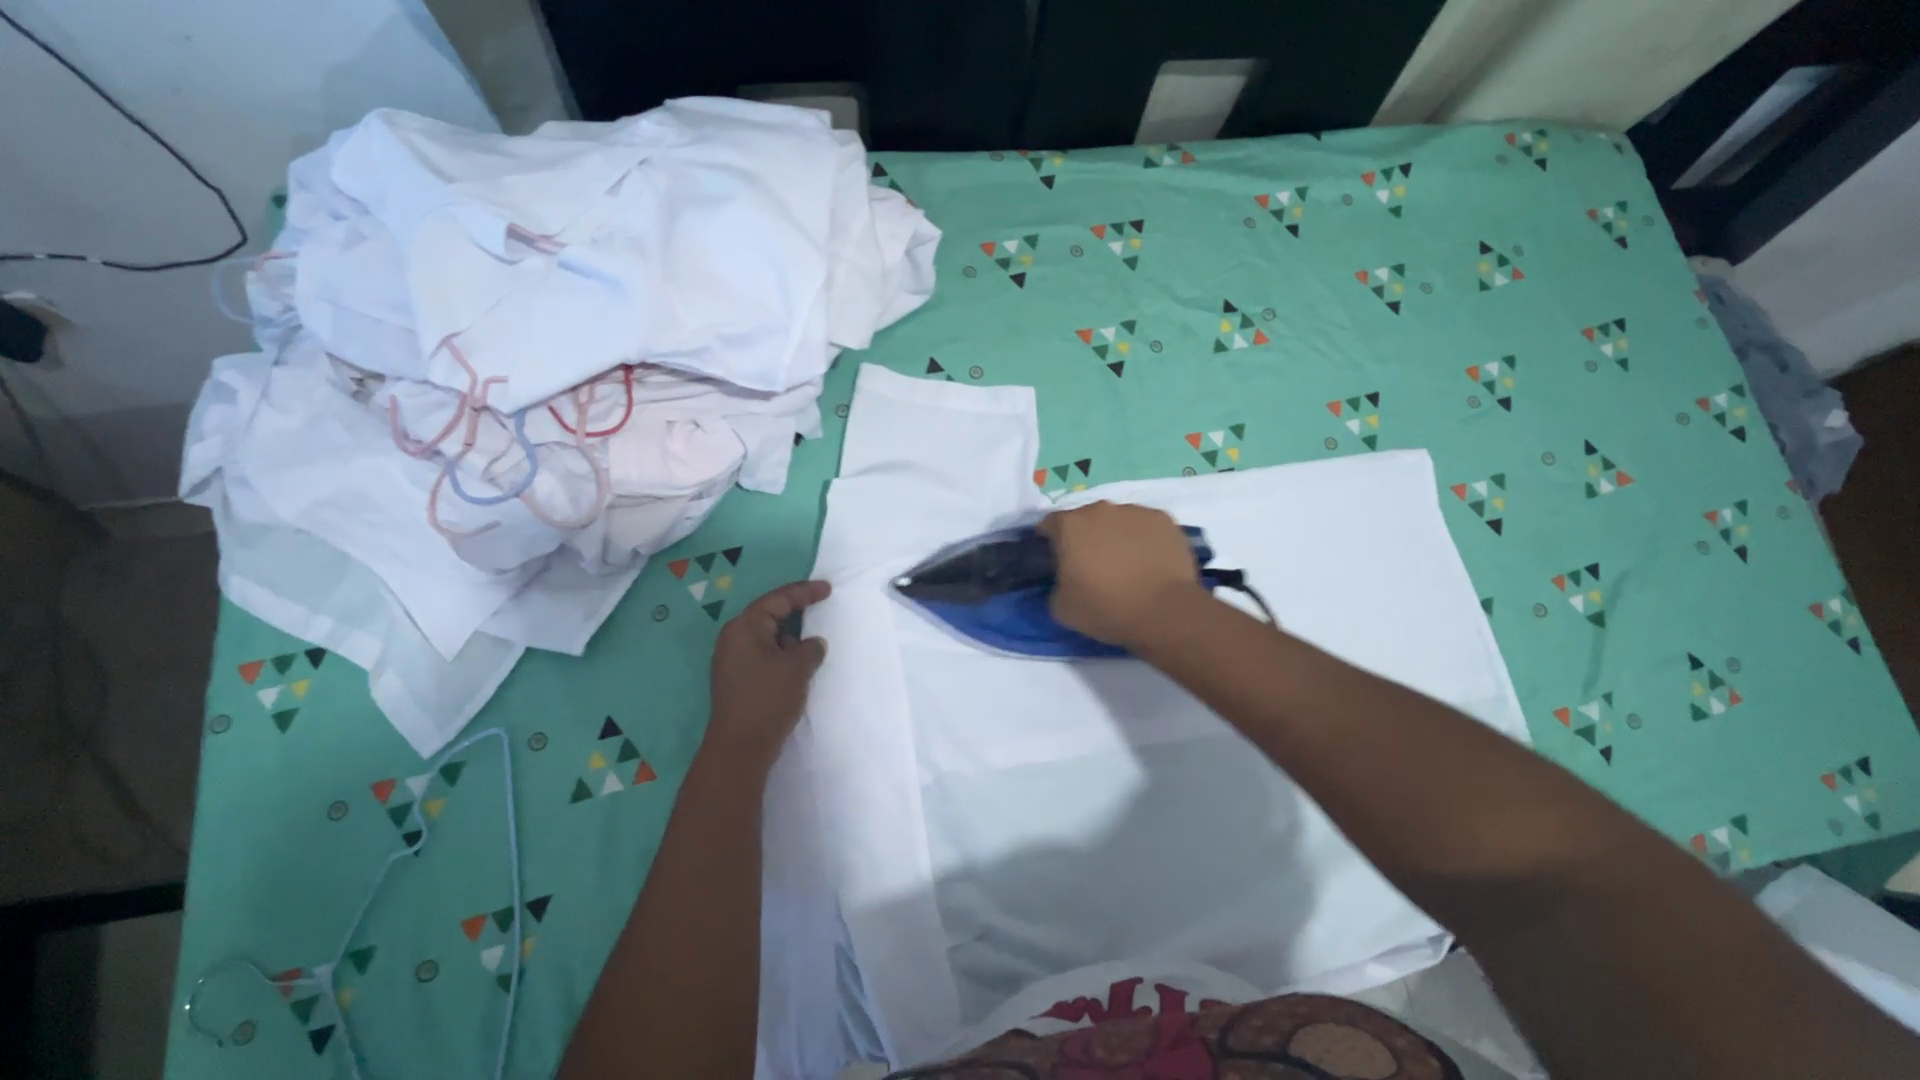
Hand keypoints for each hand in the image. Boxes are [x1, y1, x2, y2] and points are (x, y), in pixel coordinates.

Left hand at [705, 580, 829, 772]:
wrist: (740, 747)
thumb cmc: (768, 699)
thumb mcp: (797, 668)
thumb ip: (810, 648)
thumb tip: (812, 644)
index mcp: (744, 627)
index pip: (777, 599)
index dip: (804, 592)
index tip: (827, 589)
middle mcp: (733, 638)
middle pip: (768, 616)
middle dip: (795, 613)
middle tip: (820, 608)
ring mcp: (732, 660)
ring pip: (767, 638)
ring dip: (789, 639)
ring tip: (813, 645)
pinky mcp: (736, 680)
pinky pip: (763, 656)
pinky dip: (781, 656)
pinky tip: (798, 666)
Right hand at [1040, 502, 1205, 648]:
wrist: (1163, 612)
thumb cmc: (1105, 608)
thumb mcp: (1061, 607)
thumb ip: (1054, 584)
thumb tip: (1064, 579)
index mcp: (1070, 525)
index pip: (1050, 524)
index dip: (1050, 541)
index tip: (1057, 559)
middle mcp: (1101, 509)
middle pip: (1087, 519)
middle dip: (1086, 537)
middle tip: (1093, 565)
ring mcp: (1135, 511)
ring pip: (1118, 520)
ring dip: (1116, 536)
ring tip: (1127, 564)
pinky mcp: (1163, 520)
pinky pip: (1146, 526)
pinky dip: (1143, 539)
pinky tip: (1150, 562)